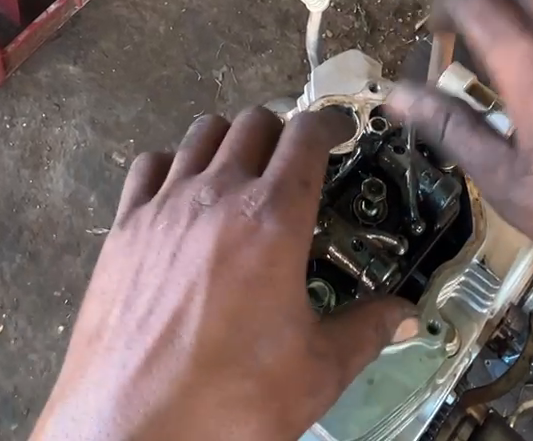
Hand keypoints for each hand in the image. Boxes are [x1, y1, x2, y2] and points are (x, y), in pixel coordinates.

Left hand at [32, 108, 413, 440]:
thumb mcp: (314, 373)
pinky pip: (151, 164)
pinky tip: (182, 192)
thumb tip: (406, 315)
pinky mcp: (126, 224)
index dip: (331, 123)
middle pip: (256, 122)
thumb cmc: (228, 404)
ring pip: (203, 131)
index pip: (307, 136)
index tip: (341, 133)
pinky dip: (173, 163)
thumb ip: (366, 331)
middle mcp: (219, 194)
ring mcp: (166, 204)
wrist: (128, 434)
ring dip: (231, 139)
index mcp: (273, 218)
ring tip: (241, 169)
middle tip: (293, 162)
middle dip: (283, 131)